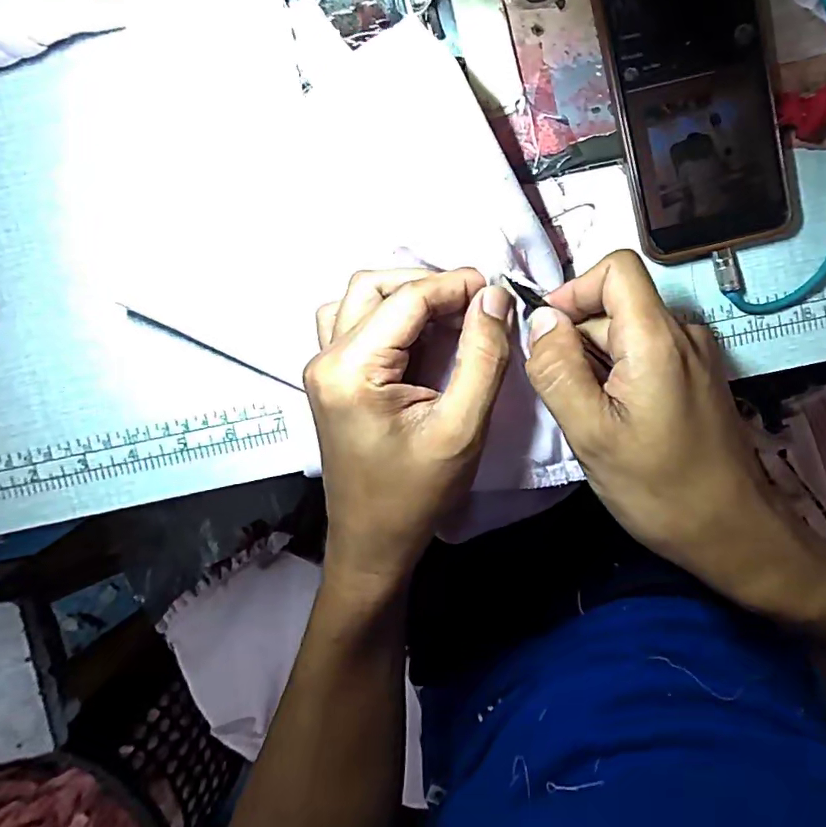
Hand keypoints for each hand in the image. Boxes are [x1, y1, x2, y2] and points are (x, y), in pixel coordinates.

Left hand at [304, 268, 513, 593]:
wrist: (374, 542)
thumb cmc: (418, 493)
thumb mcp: (463, 426)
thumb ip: (483, 357)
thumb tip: (495, 298)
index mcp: (351, 370)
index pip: (407, 298)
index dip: (457, 285)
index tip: (499, 291)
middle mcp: (326, 358)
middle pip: (377, 286)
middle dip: (433, 284)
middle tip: (479, 304)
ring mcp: (325, 366)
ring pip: (364, 297)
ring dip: (411, 294)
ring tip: (455, 314)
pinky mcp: (336, 375)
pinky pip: (359, 320)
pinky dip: (396, 313)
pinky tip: (428, 334)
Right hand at [522, 251, 814, 607]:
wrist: (732, 528)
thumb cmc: (661, 488)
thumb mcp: (592, 434)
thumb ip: (558, 369)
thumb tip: (541, 320)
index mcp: (658, 338)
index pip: (617, 268)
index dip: (575, 289)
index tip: (549, 333)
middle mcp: (683, 334)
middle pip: (617, 306)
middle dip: (580, 340)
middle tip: (569, 398)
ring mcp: (695, 355)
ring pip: (629, 334)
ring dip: (599, 364)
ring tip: (597, 418)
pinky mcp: (698, 376)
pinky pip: (649, 355)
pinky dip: (623, 375)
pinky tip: (621, 421)